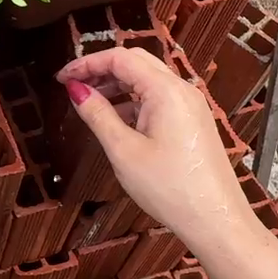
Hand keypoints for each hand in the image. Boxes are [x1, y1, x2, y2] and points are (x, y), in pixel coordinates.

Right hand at [56, 47, 265, 256]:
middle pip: (135, 62)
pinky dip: (133, 100)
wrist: (216, 220)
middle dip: (101, 69)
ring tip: (89, 102)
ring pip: (147, 79)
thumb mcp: (123, 150)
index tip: (61, 78)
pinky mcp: (192, 120)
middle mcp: (181, 90)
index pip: (120, 58)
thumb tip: (75, 89)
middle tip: (73, 85)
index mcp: (165, 91)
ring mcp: (190, 105)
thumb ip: (97, 114)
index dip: (87, 63)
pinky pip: (158, 98)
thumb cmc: (168, 187)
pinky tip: (116, 120)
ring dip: (116, 84)